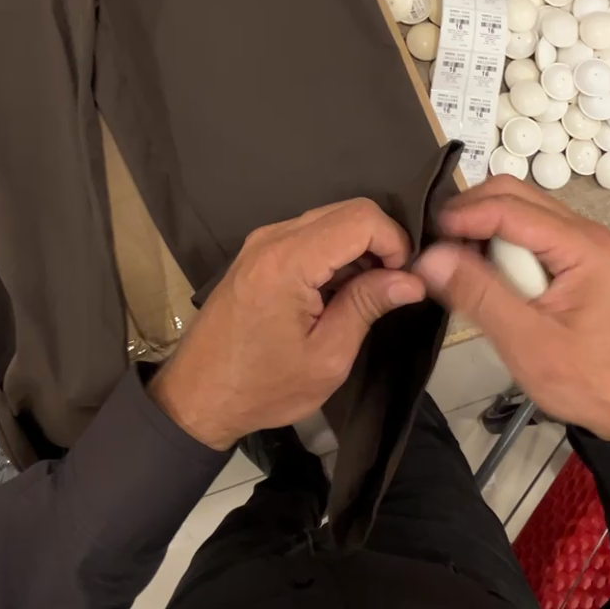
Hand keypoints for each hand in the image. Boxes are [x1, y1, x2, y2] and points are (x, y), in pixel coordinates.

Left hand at [150, 198, 427, 449]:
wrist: (197, 398)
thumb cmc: (264, 386)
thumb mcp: (327, 356)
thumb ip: (367, 305)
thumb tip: (412, 280)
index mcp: (288, 261)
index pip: (360, 217)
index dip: (394, 240)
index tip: (402, 279)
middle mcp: (272, 238)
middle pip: (346, 210)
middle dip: (379, 241)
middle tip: (390, 286)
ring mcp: (261, 242)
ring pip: (328, 219)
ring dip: (357, 248)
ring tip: (365, 294)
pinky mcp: (257, 253)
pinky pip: (307, 234)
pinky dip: (333, 253)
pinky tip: (337, 292)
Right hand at [411, 176, 609, 441]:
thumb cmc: (588, 382)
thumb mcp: (527, 342)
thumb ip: (480, 294)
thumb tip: (431, 256)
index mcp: (585, 247)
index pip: (511, 207)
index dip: (464, 215)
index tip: (427, 236)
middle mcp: (588, 233)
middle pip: (516, 195)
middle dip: (471, 213)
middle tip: (439, 247)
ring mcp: (586, 244)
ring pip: (521, 210)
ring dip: (485, 228)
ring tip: (457, 263)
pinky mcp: (578, 260)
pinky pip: (531, 232)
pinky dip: (501, 243)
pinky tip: (486, 273)